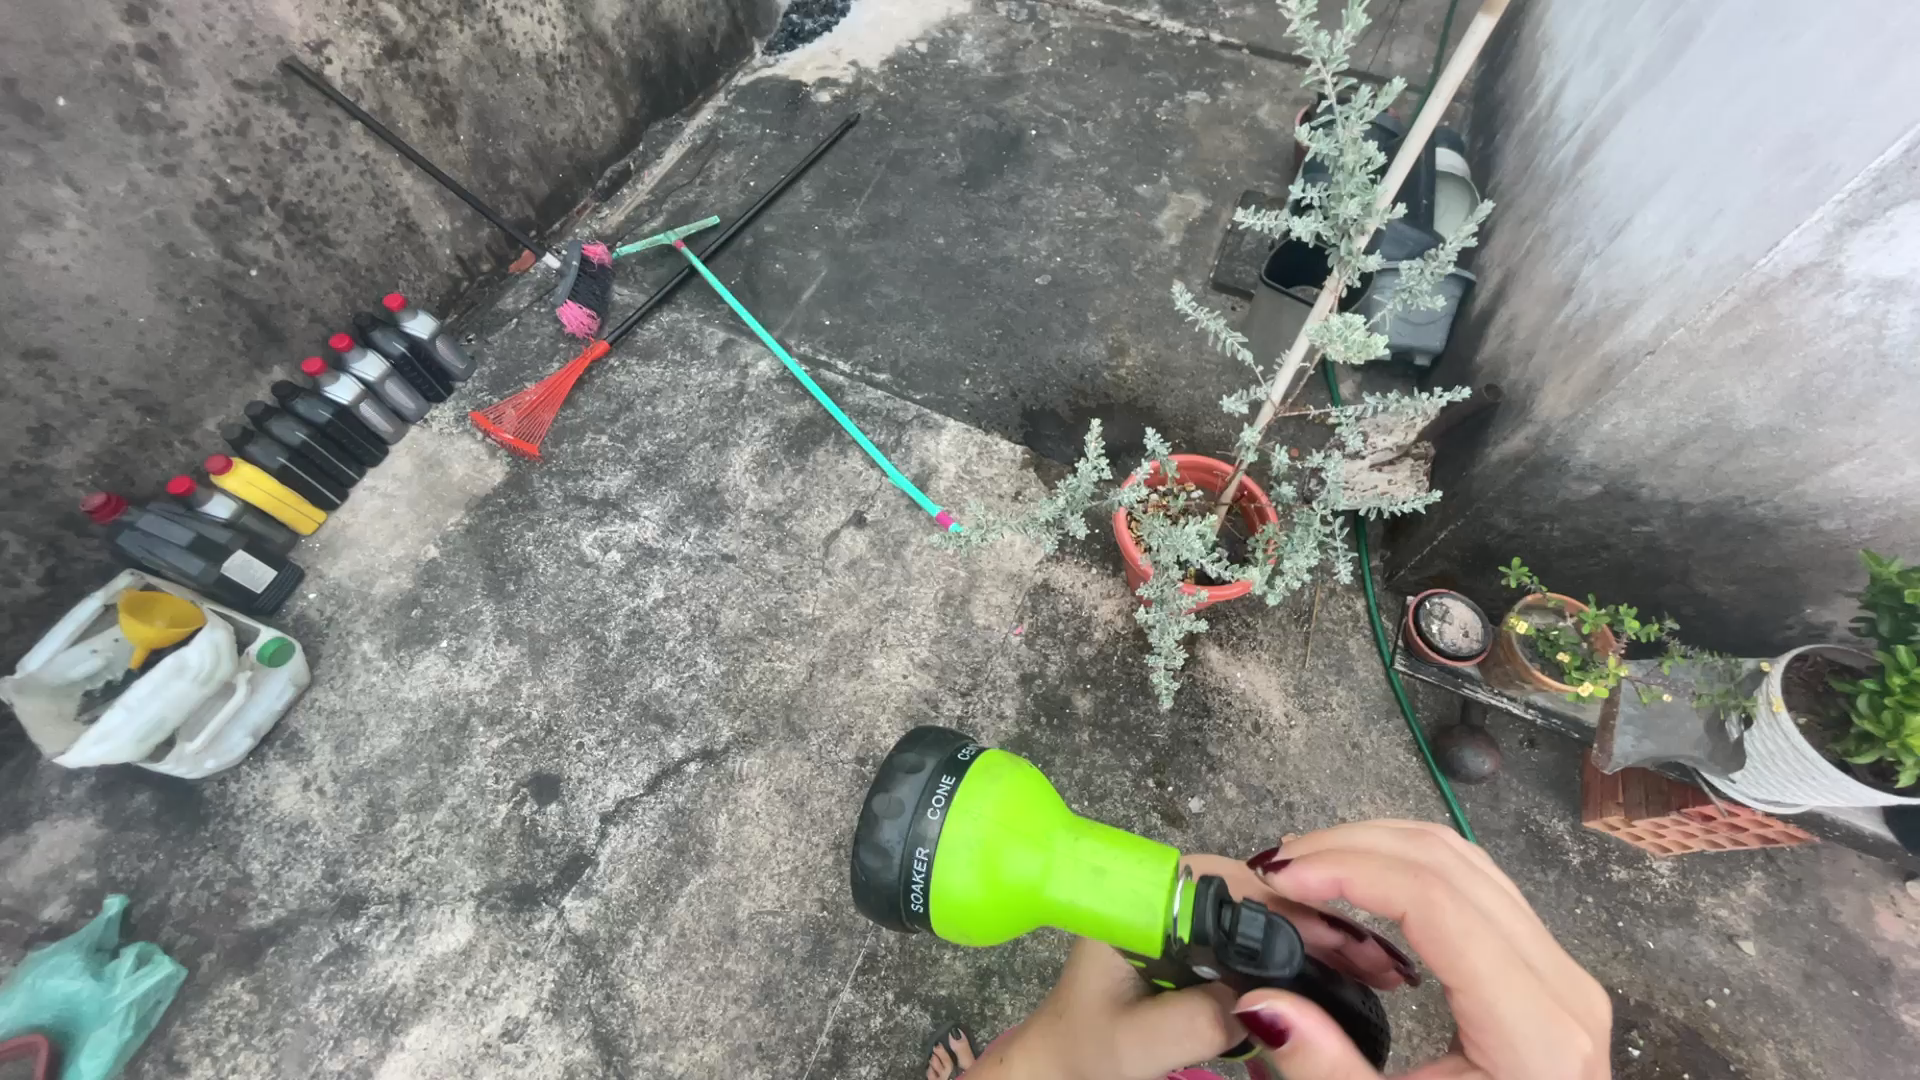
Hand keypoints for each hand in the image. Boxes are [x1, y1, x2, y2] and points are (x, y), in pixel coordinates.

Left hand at [960, 854, 1411, 1079]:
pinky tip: (1328, 974)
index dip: (1277, 901)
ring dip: (1304, 933)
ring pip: (1248, 912)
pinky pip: (1242, 938)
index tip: (1337, 934)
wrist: (1059, 1069)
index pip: (1213, 881)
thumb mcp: (1135, 1045)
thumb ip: (1193, 1021)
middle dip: (1305, 916)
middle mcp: (1156, 897)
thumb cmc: (1085, 1052)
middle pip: (1240, 891)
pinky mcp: (1187, 944)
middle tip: (1373, 957)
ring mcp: (1173, 918)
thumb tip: (1266, 1003)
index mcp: (1134, 901)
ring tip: (1368, 965)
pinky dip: (1285, 953)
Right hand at [1235, 821, 1610, 1079]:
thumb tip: (1258, 999)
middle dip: (1345, 847)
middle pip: (1442, 862)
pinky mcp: (1544, 964)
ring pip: (1456, 855)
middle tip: (1274, 868)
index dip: (1346, 870)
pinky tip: (1353, 876)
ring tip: (1301, 866)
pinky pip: (1469, 876)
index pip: (1433, 900)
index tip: (1276, 878)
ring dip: (1369, 844)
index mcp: (1535, 1032)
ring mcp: (1559, 969)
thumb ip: (1327, 1073)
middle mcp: (1561, 984)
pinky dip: (1400, 858)